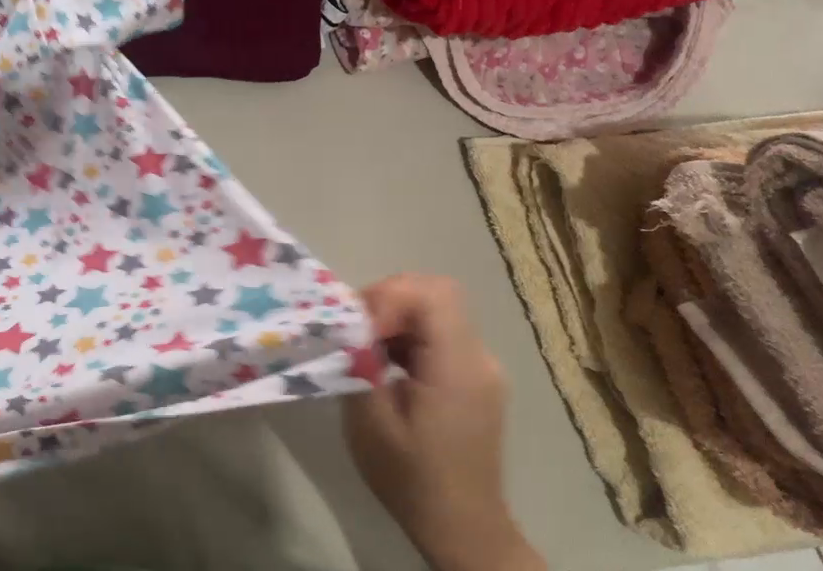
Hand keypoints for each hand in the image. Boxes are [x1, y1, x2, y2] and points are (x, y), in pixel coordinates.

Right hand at [342, 275, 544, 570]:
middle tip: (355, 332)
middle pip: (434, 293)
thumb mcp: (370, 418)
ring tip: (363, 350)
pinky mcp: (472, 379)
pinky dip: (405, 336)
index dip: (388, 297)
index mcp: (458, 367)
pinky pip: (437, 334)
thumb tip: (343, 319)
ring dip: (393, 318)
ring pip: (433, 310)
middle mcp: (478, 359)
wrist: (461, 528)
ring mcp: (480, 368)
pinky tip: (383, 366)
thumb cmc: (411, 476)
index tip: (360, 329)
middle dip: (387, 301)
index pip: (430, 294)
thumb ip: (358, 359)